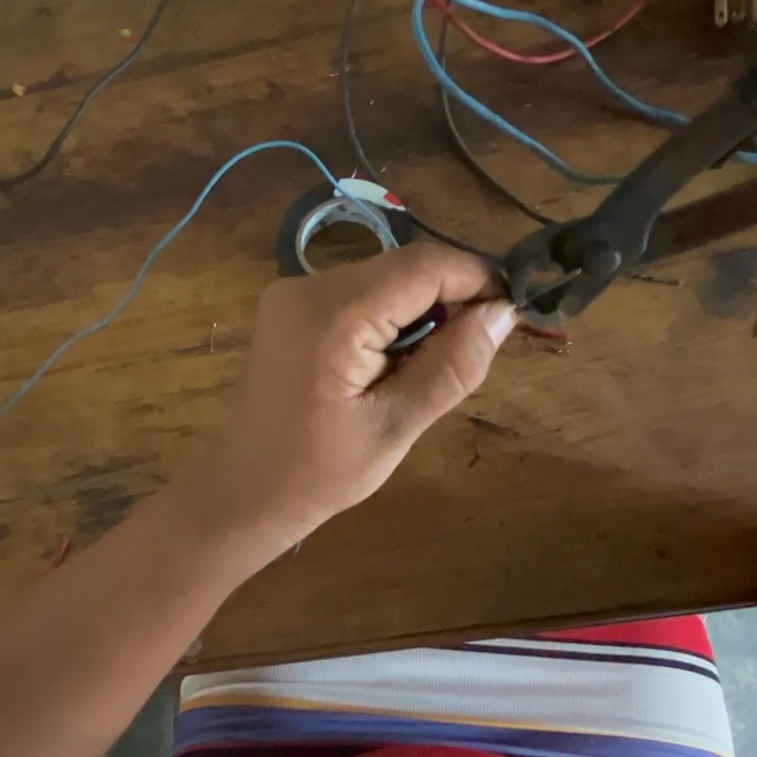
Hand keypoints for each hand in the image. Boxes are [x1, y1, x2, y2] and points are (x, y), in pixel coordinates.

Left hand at [190, 243, 516, 540]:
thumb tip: (503, 312)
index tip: (510, 313)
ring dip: (417, 309)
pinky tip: (389, 361)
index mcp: (332, 315)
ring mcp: (290, 293)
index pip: (425, 265)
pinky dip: (385, 316)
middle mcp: (307, 286)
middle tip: (471, 351)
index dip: (477, 279)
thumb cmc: (319, 473)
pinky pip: (354, 293)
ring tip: (426, 366)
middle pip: (402, 266)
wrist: (247, 490)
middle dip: (448, 297)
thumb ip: (452, 366)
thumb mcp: (395, 426)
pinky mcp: (286, 308)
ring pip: (381, 278)